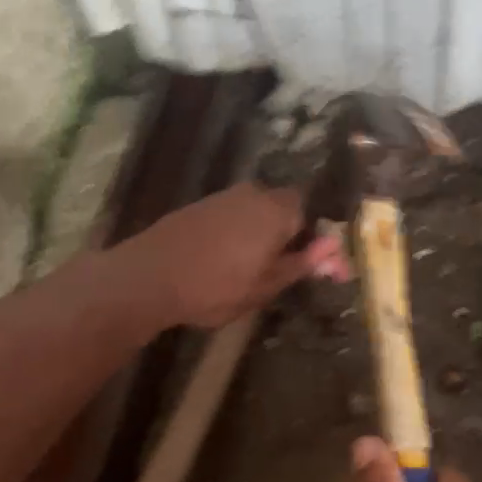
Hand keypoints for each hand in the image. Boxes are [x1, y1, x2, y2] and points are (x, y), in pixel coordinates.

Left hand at [113, 183, 345, 329]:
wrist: (148, 278)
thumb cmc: (216, 287)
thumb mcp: (267, 285)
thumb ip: (302, 264)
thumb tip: (333, 250)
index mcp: (276, 210)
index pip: (311, 211)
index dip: (318, 239)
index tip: (321, 269)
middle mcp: (252, 194)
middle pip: (284, 210)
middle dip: (292, 237)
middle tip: (287, 273)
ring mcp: (222, 198)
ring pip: (257, 214)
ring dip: (265, 238)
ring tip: (257, 273)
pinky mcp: (199, 208)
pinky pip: (234, 218)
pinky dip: (241, 236)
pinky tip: (230, 264)